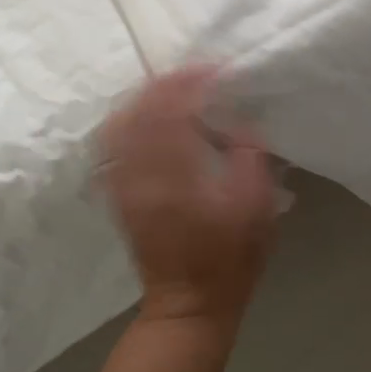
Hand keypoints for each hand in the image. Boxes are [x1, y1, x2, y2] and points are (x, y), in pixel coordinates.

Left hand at [99, 66, 278, 325]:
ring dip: (141, 100)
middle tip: (191, 70)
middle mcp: (143, 178)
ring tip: (168, 86)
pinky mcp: (119, 199)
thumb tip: (239, 122)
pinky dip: (125, 124)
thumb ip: (249, 156)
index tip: (215, 67)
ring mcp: (125, 189)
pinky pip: (111, 150)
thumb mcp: (258, 204)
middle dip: (162, 84)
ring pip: (118, 130)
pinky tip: (143, 117)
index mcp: (179, 177)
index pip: (174, 114)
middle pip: (137, 115)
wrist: (190, 304)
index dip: (191, 83)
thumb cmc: (233, 255)